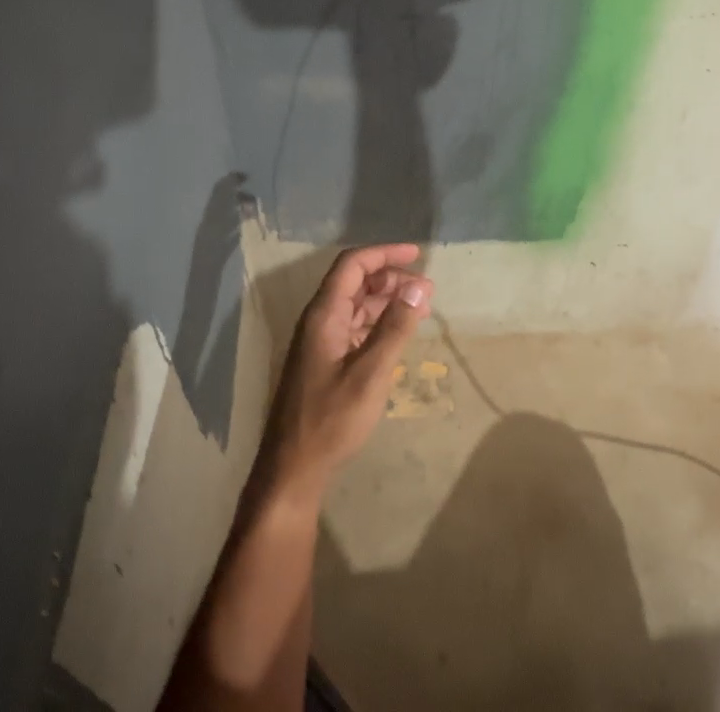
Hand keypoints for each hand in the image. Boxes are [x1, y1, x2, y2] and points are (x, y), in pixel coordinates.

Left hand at [258, 244, 433, 496]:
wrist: (293, 465)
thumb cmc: (332, 419)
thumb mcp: (371, 373)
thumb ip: (395, 328)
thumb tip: (420, 285)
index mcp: (323, 316)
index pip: (352, 266)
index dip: (384, 254)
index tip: (417, 255)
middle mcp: (318, 322)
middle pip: (353, 282)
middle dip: (390, 277)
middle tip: (425, 288)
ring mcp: (319, 342)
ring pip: (354, 305)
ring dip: (385, 300)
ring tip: (419, 307)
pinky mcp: (323, 362)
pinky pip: (353, 327)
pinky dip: (377, 322)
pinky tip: (397, 334)